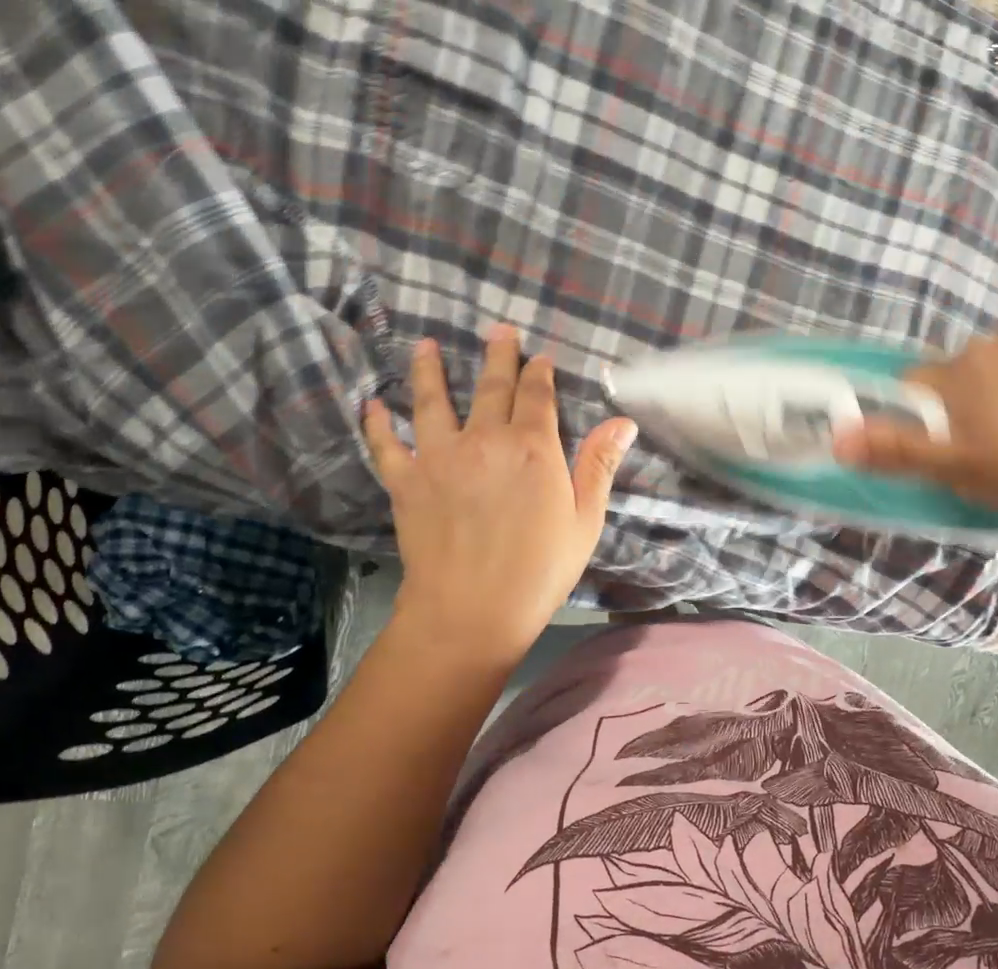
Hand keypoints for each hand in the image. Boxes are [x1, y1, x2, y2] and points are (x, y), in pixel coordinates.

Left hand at [362, 328, 636, 656]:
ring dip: (430, 369)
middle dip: (498, 354)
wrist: (472, 610)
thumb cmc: (540, 571)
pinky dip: (378, 423)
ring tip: (427, 346)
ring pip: (433, 400)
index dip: (540, 373)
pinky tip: (374, 405)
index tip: (540, 357)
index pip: (538, 396)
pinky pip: (387, 444)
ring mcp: (439, 457)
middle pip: (491, 386)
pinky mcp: (405, 481)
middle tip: (498, 330)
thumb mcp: (584, 521)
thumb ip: (599, 466)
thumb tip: (624, 422)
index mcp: (534, 448)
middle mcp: (485, 439)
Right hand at [833, 331, 997, 516]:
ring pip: (992, 378)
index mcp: (962, 367)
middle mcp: (995, 342)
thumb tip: (836, 436)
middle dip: (955, 416)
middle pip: (951, 382)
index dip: (913, 423)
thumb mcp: (958, 469)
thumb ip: (895, 451)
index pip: (909, 387)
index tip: (937, 454)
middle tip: (981, 460)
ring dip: (993, 406)